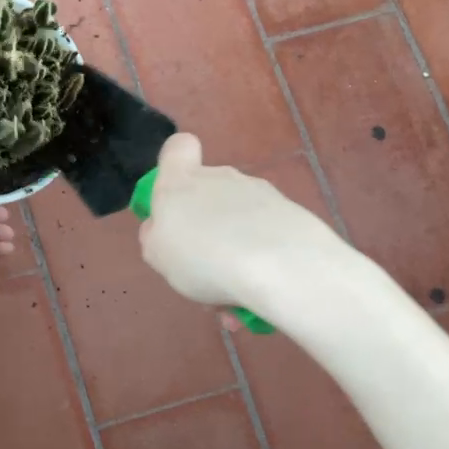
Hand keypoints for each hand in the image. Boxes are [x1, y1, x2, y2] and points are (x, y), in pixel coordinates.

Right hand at [138, 133, 354, 309]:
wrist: (282, 266)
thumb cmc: (202, 256)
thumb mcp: (157, 254)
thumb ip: (155, 236)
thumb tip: (163, 228)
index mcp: (181, 181)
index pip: (178, 148)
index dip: (175, 163)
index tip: (175, 196)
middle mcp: (221, 178)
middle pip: (209, 193)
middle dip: (208, 228)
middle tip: (205, 271)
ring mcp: (261, 194)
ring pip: (239, 222)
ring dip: (235, 254)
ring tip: (234, 299)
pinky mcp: (293, 215)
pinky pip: (267, 239)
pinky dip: (262, 265)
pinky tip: (259, 301)